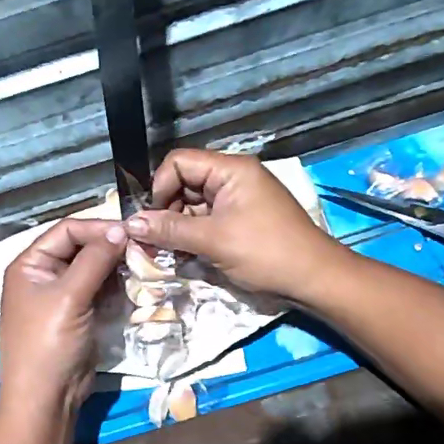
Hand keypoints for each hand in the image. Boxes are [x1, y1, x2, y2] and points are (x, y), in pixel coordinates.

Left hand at [0, 217, 127, 411]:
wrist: (45, 397)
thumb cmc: (48, 342)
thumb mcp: (69, 297)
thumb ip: (95, 260)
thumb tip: (121, 229)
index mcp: (30, 264)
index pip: (67, 230)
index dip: (98, 227)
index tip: (131, 232)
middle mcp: (43, 275)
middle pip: (81, 248)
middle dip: (111, 248)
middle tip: (144, 249)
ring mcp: (61, 296)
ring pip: (94, 270)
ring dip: (117, 268)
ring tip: (144, 266)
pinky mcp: (78, 315)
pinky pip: (100, 292)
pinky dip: (116, 288)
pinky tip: (136, 286)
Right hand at [125, 149, 342, 300]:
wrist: (313, 280)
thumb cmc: (266, 252)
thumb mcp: (213, 240)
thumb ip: (170, 230)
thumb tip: (130, 224)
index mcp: (230, 170)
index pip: (179, 163)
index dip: (160, 187)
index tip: (154, 219)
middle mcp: (232, 179)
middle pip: (183, 184)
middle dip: (165, 211)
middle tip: (155, 241)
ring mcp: (237, 201)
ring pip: (191, 206)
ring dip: (176, 228)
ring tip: (169, 253)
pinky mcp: (239, 222)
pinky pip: (205, 222)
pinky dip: (192, 237)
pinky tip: (185, 257)